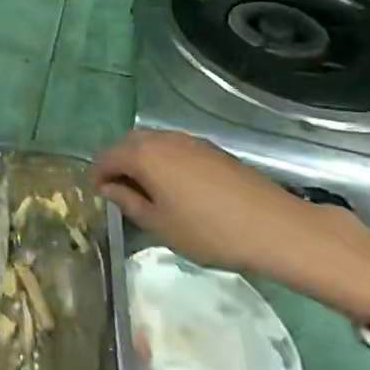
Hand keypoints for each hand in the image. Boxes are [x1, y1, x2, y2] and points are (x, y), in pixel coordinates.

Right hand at [93, 128, 369, 283]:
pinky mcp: (210, 148)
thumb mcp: (160, 224)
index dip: (98, 176)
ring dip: (141, 162)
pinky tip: (174, 188)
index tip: (99, 197)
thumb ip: (129, 202)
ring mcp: (189, 140)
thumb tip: (111, 188)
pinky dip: (163, 162)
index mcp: (144, 154)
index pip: (107, 157)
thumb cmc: (207, 230)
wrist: (271, 225)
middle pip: (129, 144)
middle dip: (118, 164)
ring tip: (146, 194)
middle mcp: (163, 138)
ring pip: (152, 144)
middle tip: (119, 194)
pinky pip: (173, 148)